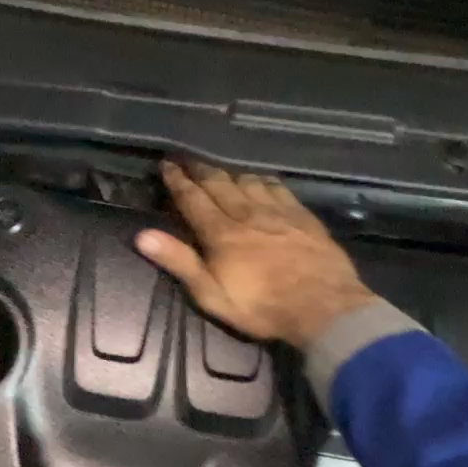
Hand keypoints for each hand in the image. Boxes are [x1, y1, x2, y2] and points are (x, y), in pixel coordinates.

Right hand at [136, 161, 378, 348]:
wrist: (324, 307)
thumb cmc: (262, 307)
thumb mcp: (211, 294)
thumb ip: (179, 262)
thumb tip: (143, 236)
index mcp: (221, 233)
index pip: (193, 199)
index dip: (177, 181)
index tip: (167, 164)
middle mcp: (246, 214)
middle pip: (219, 183)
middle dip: (200, 170)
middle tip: (187, 159)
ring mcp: (278, 212)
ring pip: (248, 181)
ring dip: (230, 172)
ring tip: (221, 169)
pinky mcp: (303, 217)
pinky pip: (279, 188)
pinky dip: (263, 180)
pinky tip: (262, 179)